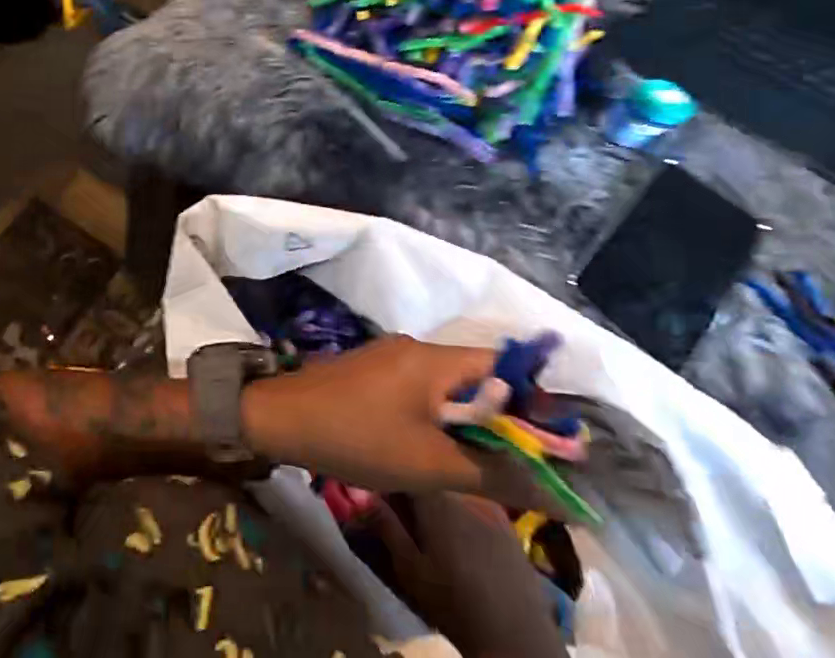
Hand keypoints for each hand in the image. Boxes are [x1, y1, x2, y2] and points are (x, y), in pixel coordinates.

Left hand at [241, 335, 551, 507]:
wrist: (278, 418)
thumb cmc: (357, 437)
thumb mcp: (431, 464)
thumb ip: (495, 472)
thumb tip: (556, 487)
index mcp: (434, 358)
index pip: (505, 365)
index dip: (534, 401)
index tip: (549, 442)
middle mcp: (415, 347)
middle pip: (477, 375)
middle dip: (500, 416)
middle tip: (513, 462)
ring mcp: (388, 356)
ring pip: (447, 385)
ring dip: (466, 418)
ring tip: (474, 460)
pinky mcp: (369, 371)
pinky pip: (418, 389)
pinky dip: (435, 415)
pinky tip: (430, 446)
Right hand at [370, 493, 568, 657]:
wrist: (515, 636)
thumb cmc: (453, 602)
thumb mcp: (410, 569)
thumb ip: (386, 527)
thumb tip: (362, 494)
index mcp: (436, 498)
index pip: (407, 469)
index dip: (392, 475)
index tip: (382, 486)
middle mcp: (464, 492)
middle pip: (433, 474)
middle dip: (417, 483)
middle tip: (405, 505)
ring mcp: (491, 505)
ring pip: (456, 486)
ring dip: (442, 493)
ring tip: (434, 516)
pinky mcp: (509, 523)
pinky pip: (479, 500)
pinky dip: (465, 504)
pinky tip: (464, 528)